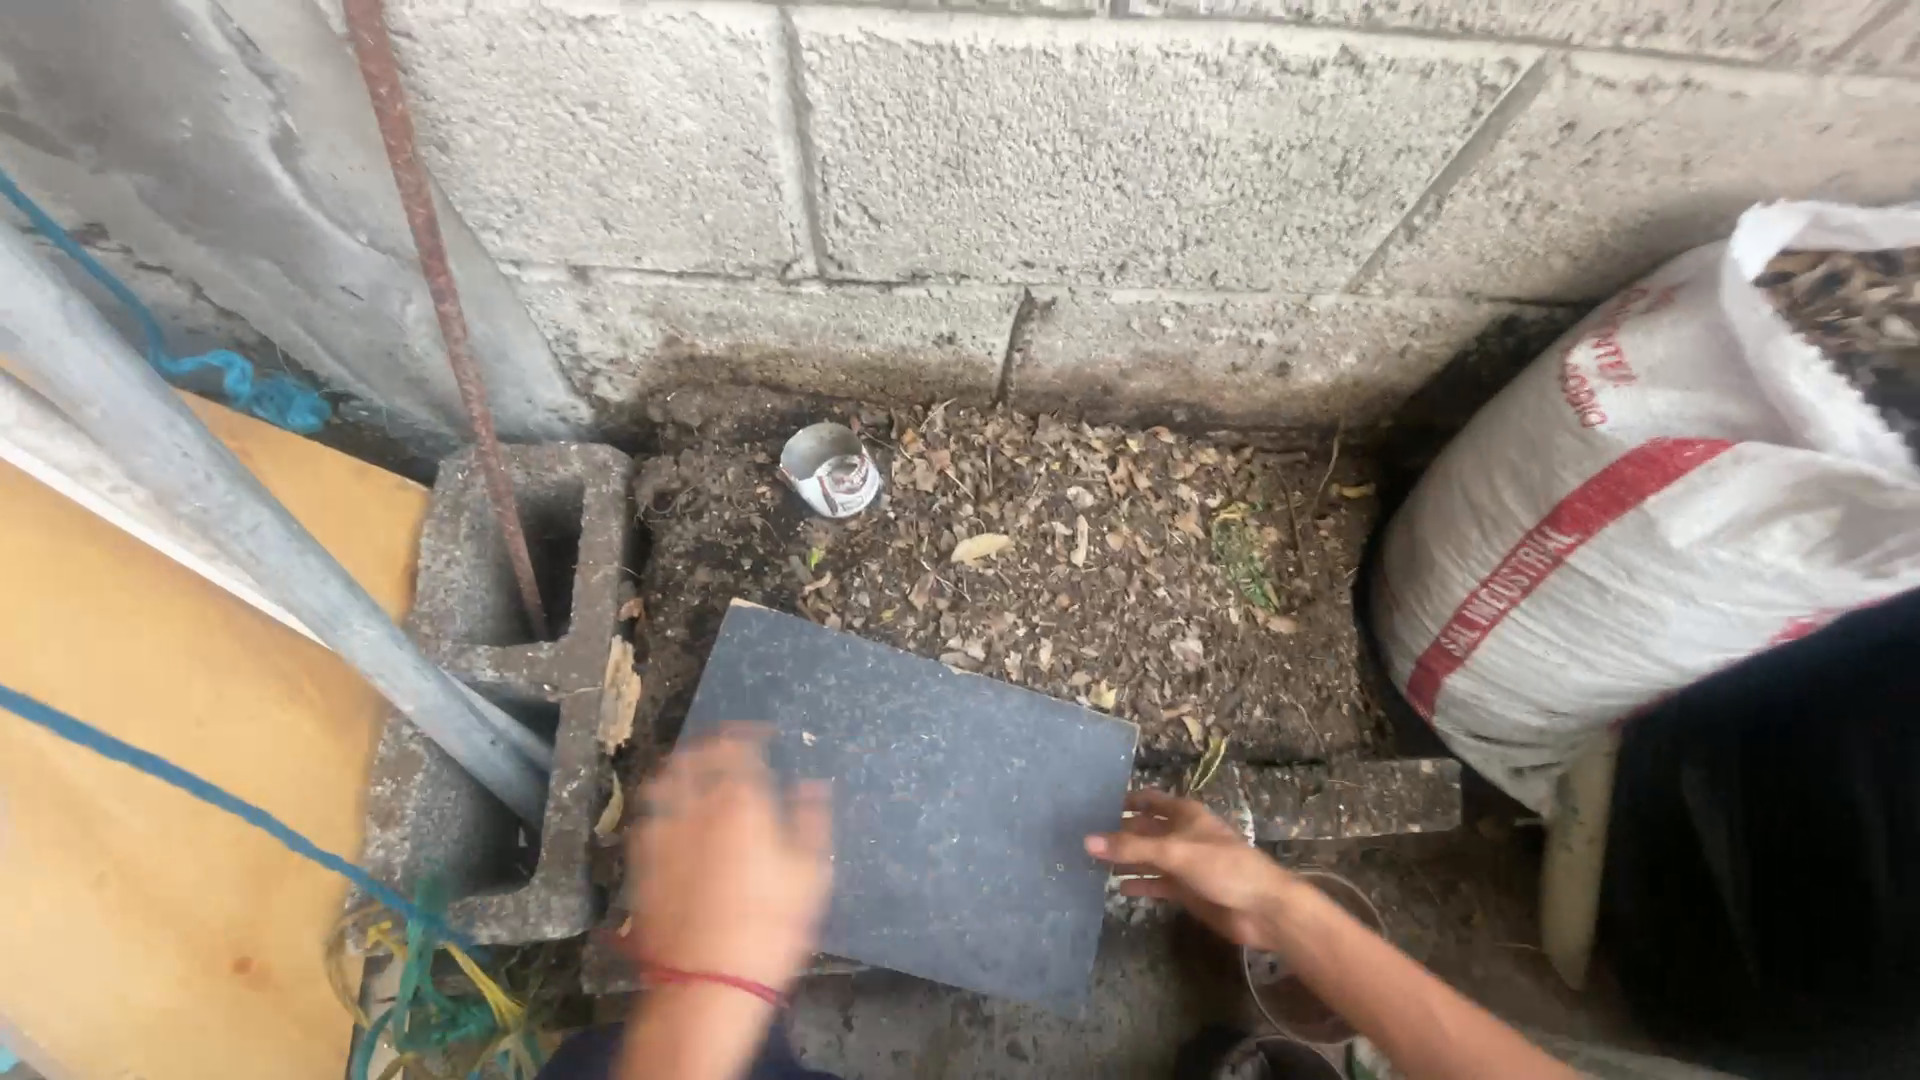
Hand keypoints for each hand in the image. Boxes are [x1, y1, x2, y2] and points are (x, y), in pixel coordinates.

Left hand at [623, 727, 832, 992]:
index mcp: (743, 802)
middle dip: (707, 744)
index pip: (737, 747)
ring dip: (676, 769)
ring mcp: (665, 836)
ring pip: (661, 784)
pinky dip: (657, 810)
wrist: (709, 983)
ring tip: (687, 771)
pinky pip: (644, 822)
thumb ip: (811, 820)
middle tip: (721, 745)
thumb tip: (813, 785)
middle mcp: (699, 809)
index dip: (746, 733)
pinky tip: (666, 818)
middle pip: (693, 757)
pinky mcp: (642, 866)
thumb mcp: (810, 874)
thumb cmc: (771, 926)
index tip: (760, 734)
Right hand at [1085, 788, 1299, 949]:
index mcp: (1183, 814)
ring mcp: (1184, 863)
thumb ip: (1130, 848)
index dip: (1124, 800)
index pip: (1148, 800)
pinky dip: (1139, 884)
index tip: (1093, 805)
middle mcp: (1181, 834)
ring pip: (1148, 858)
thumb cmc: (1222, 867)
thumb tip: (1087, 841)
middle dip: (1118, 833)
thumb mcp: (1174, 852)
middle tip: (1084, 838)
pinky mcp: (1187, 890)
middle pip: (1144, 829)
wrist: (1263, 909)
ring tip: (1092, 863)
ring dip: (1125, 860)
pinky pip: (1157, 883)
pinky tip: (1119, 889)